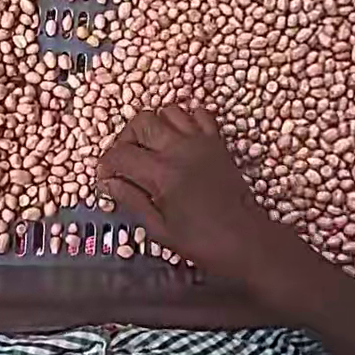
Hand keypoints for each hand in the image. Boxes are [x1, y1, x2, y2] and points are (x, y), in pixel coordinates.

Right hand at [97, 107, 307, 299]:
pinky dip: (184, 119)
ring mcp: (201, 142)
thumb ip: (132, 200)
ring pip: (168, 111)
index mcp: (162, 175)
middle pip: (141, 121)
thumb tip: (108, 183)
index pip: (121, 154)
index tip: (106, 177)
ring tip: (150, 147)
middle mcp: (180, 150)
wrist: (248, 241)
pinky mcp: (217, 142)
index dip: (106, 164)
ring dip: (153, 125)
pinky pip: (198, 113)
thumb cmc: (203, 243)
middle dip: (125, 138)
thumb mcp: (159, 230)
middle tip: (125, 159)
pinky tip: (178, 139)